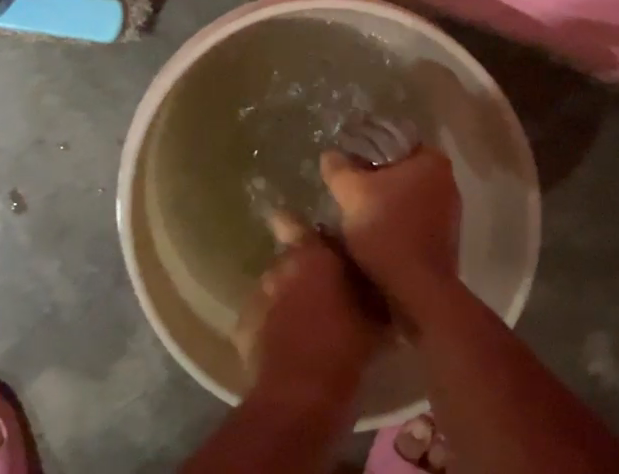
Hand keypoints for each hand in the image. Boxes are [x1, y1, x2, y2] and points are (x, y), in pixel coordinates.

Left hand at [234, 213, 385, 407]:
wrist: (299, 396)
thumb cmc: (344, 351)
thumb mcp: (374, 321)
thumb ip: (370, 293)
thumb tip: (376, 284)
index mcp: (310, 257)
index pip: (296, 223)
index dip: (303, 230)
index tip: (316, 241)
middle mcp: (278, 267)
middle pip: (289, 260)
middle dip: (304, 272)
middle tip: (326, 295)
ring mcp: (256, 296)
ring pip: (274, 288)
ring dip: (288, 299)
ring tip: (309, 325)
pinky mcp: (242, 326)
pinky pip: (261, 318)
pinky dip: (272, 326)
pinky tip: (289, 346)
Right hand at [319, 146, 460, 313]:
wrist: (417, 291)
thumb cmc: (386, 231)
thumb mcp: (351, 193)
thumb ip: (338, 168)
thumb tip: (330, 155)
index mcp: (432, 161)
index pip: (395, 139)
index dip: (368, 145)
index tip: (346, 156)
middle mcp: (448, 182)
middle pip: (401, 168)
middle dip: (374, 175)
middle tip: (346, 182)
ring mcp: (450, 214)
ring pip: (407, 196)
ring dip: (384, 200)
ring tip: (354, 208)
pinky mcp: (444, 240)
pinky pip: (413, 219)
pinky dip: (394, 220)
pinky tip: (372, 231)